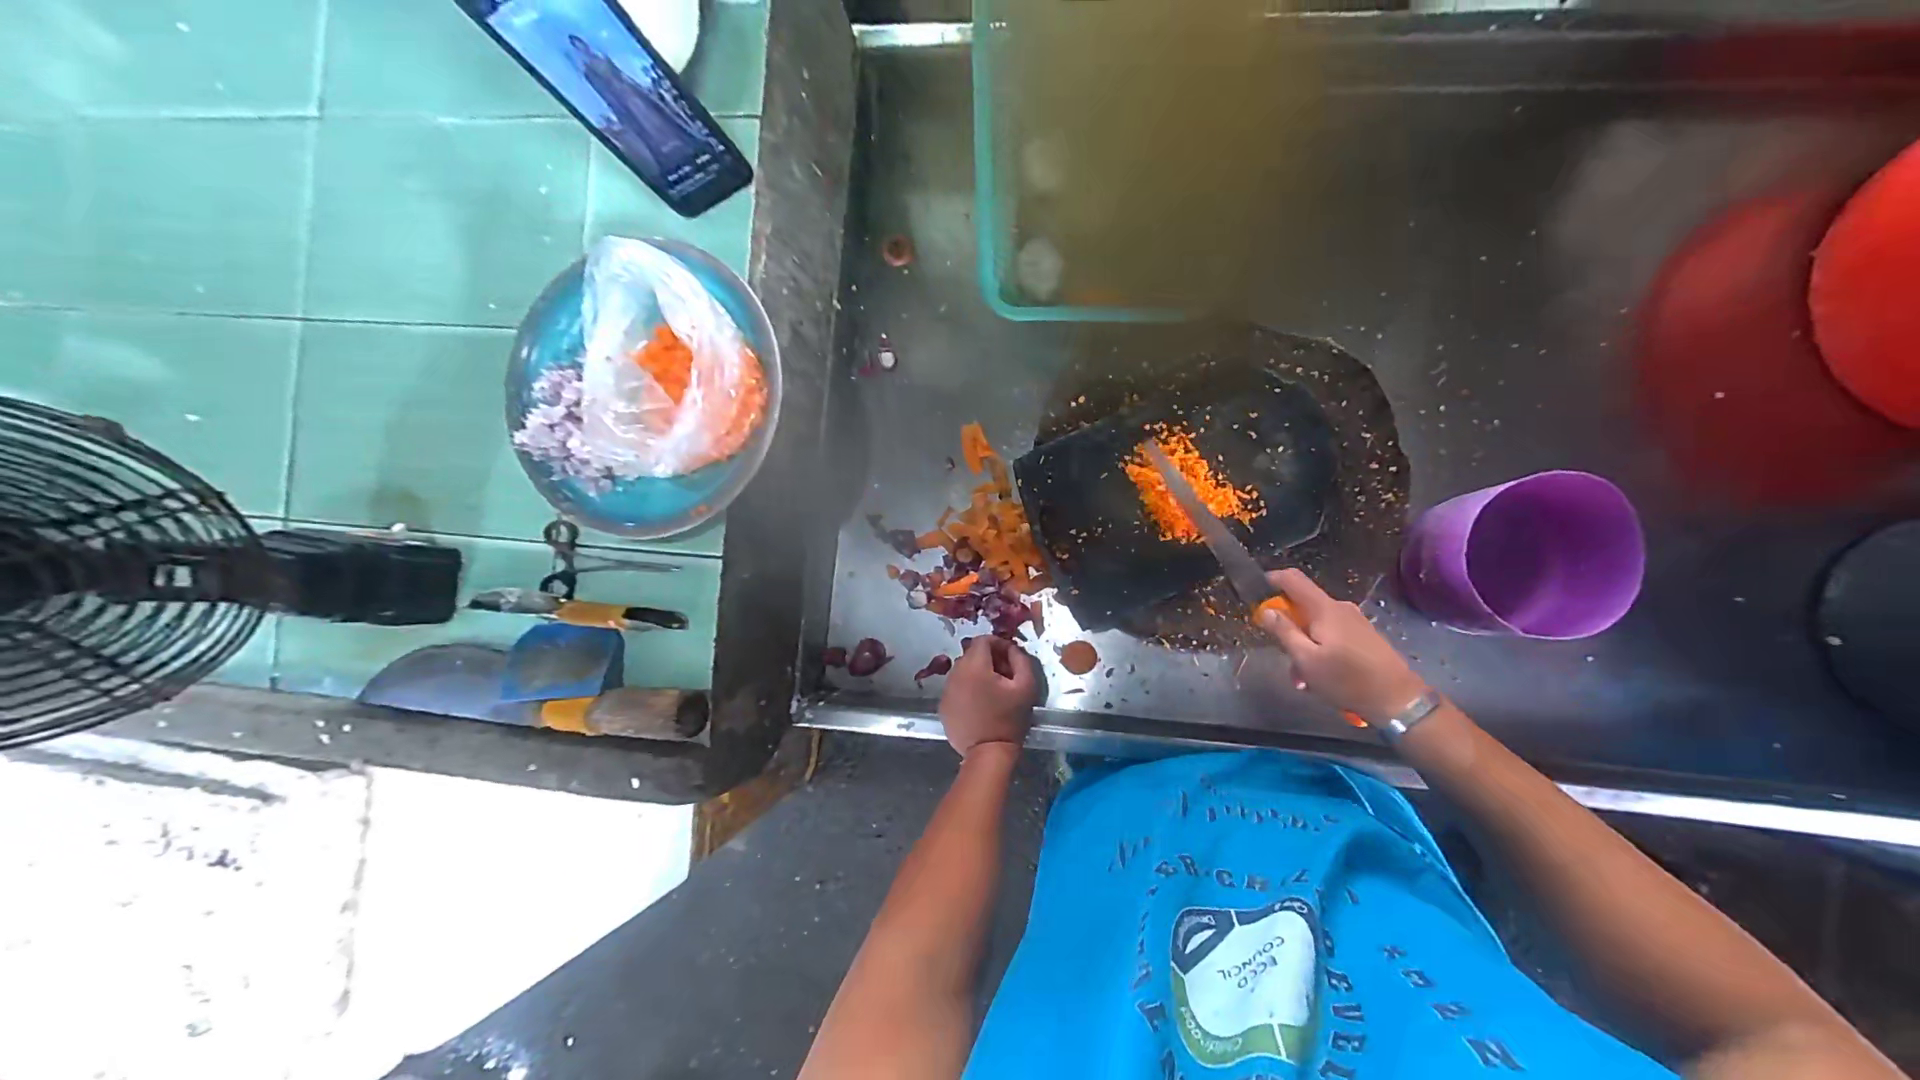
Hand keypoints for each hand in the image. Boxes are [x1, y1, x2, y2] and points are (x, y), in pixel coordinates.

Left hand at [938, 637, 1037, 757]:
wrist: (988, 753)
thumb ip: (1020, 659)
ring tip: (992, 692)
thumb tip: (1011, 648)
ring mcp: (946, 691)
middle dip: (988, 659)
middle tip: (1004, 676)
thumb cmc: (1010, 719)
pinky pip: (956, 688)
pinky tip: (979, 705)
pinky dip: (967, 689)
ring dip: (976, 674)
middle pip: (971, 655)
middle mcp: (955, 674)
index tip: (1009, 658)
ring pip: (962, 671)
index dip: (998, 644)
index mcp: (974, 666)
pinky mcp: (943, 706)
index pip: (982, 640)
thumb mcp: (1026, 686)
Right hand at [1259, 568, 1428, 722]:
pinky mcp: (1363, 636)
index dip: (1272, 580)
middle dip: (1288, 628)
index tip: (1257, 594)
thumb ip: (1284, 631)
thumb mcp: (1306, 660)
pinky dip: (1319, 650)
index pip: (1293, 578)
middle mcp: (1341, 608)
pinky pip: (1331, 634)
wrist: (1398, 700)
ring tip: (1303, 679)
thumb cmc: (1347, 680)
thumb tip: (1267, 610)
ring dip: (1303, 646)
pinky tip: (1321, 676)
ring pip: (1316, 625)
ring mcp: (1355, 622)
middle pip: (1303, 606)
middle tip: (1283, 657)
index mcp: (1325, 609)